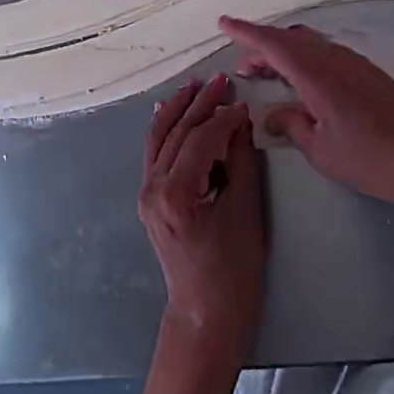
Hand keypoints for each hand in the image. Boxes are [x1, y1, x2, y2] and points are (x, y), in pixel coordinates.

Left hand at [138, 73, 265, 351]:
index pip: (200, 139)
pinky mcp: (149, 198)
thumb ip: (242, 160)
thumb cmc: (234, 270)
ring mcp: (147, 193)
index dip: (224, 118)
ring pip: (159, 138)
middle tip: (221, 81)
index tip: (244, 104)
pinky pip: (155, 154)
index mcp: (176, 194)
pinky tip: (170, 111)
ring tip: (196, 86)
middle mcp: (153, 189)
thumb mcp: (246, 210)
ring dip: (178, 109)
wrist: (206, 313)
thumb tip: (240, 122)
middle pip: (177, 133)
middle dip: (200, 104)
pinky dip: (165, 129)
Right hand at [221, 16, 393, 212]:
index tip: (224, 23)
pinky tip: (302, 86)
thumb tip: (272, 115)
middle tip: (242, 66)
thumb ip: (293, 126)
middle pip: (289, 40)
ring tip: (266, 76)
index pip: (272, 43)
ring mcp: (353, 63)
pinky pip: (324, 55)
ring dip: (284, 54)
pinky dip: (304, 62)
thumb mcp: (323, 150)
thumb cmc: (375, 157)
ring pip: (308, 46)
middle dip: (261, 47)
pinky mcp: (367, 74)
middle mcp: (332, 59)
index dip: (245, 32)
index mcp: (315, 73)